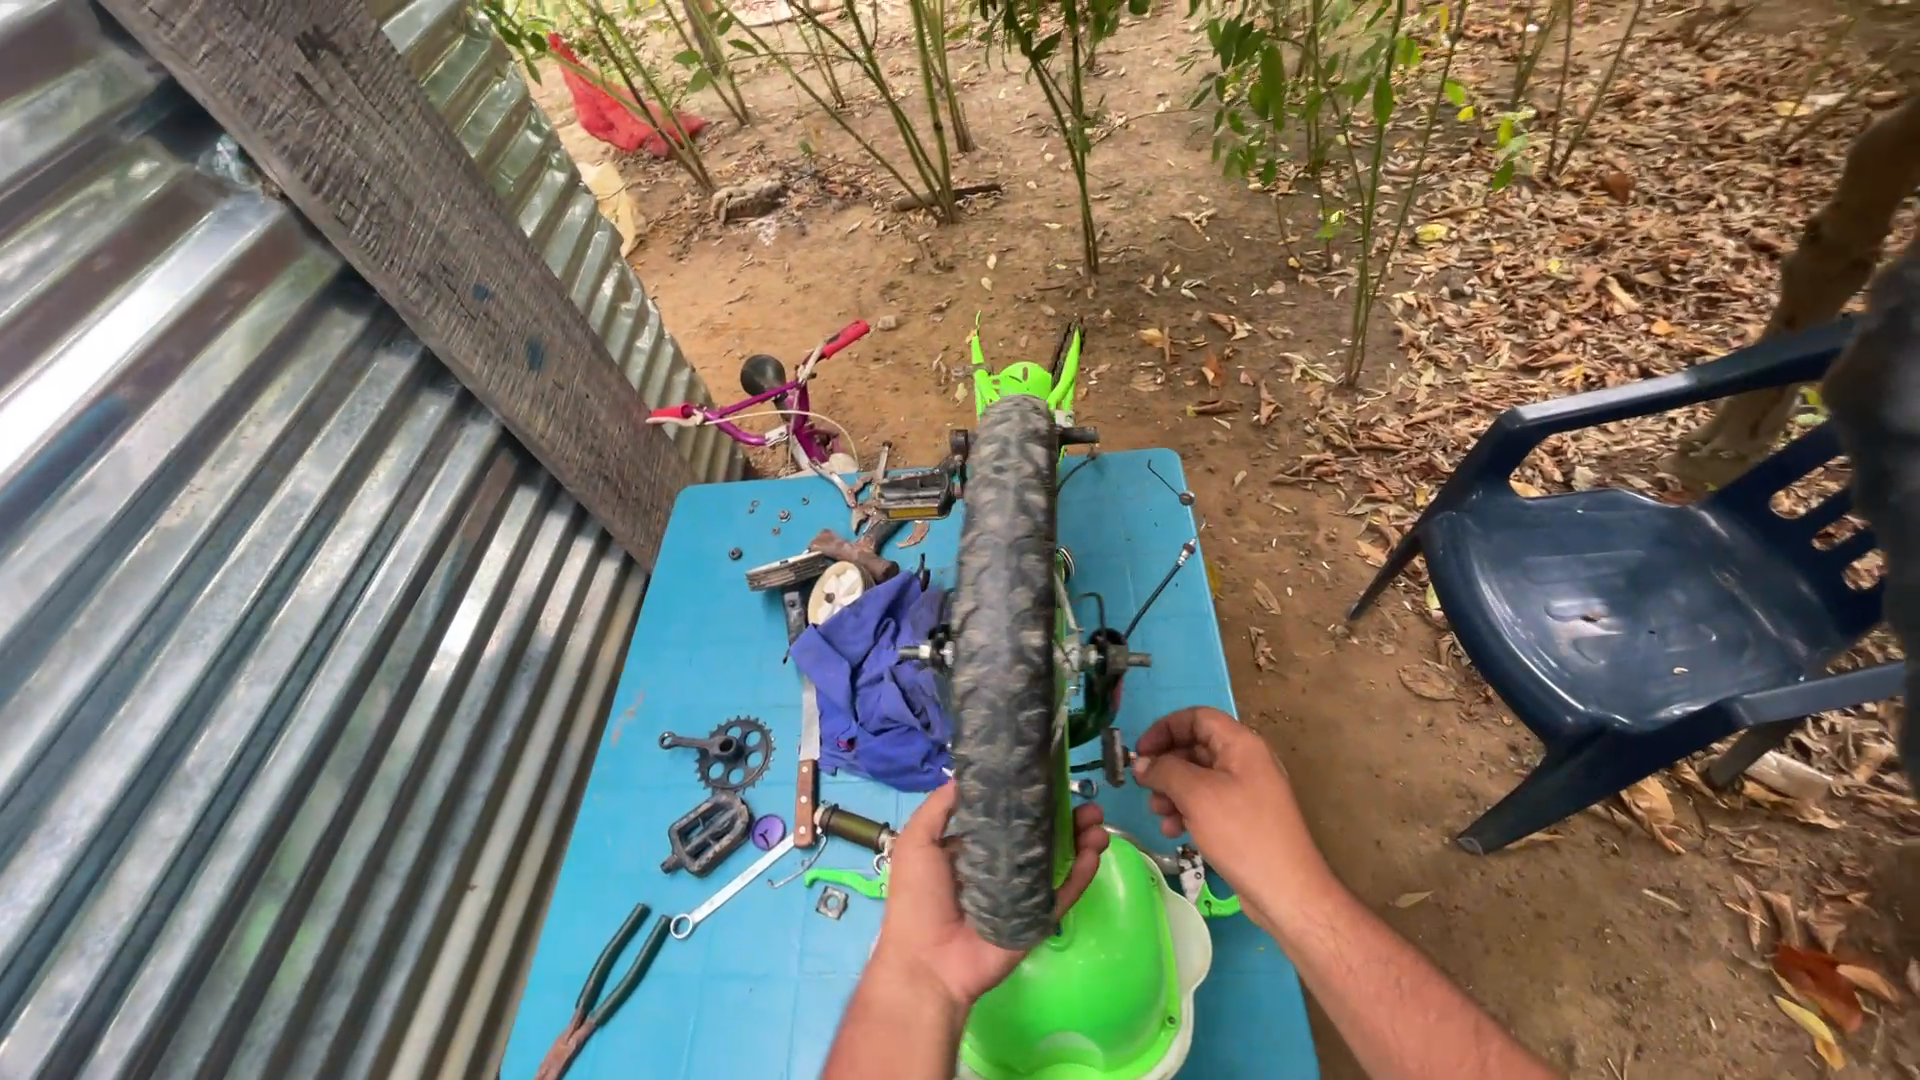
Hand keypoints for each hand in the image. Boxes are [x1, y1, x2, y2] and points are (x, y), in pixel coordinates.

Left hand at [871, 781, 1109, 1006]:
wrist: (928, 962)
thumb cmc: (918, 897)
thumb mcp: (917, 842)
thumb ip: (939, 807)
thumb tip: (968, 775)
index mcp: (973, 849)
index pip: (1009, 817)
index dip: (1031, 800)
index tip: (1051, 780)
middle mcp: (1001, 867)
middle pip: (1042, 836)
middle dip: (1067, 818)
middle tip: (1089, 804)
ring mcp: (1022, 893)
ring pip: (1059, 861)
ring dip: (1081, 840)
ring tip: (1098, 823)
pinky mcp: (1036, 918)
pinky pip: (1064, 893)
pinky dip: (1082, 874)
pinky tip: (1093, 853)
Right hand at [1132, 706, 1331, 930]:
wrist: (1287, 892)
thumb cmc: (1241, 833)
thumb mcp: (1196, 795)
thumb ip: (1164, 771)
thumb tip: (1141, 763)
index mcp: (1241, 744)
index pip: (1197, 718)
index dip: (1165, 728)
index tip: (1140, 751)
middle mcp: (1246, 761)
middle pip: (1195, 747)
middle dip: (1165, 765)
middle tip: (1143, 785)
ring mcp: (1246, 791)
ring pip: (1198, 777)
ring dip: (1172, 791)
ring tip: (1157, 812)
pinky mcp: (1243, 818)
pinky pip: (1207, 802)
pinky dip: (1186, 810)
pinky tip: (1173, 830)